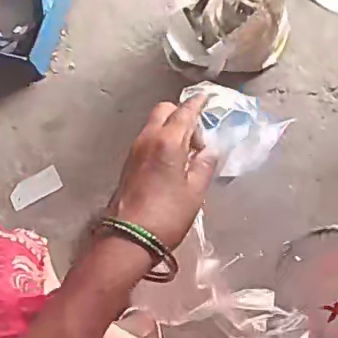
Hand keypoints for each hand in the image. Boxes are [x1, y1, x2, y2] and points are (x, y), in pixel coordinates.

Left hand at [106, 96, 218, 247]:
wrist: (129, 238)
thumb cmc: (167, 215)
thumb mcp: (195, 192)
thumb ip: (204, 165)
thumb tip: (208, 151)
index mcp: (168, 142)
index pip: (185, 112)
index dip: (198, 104)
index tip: (206, 98)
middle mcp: (148, 139)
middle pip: (164, 111)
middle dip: (181, 114)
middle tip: (198, 135)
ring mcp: (135, 151)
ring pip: (154, 125)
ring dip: (170, 128)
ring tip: (187, 151)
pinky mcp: (128, 164)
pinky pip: (148, 140)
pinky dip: (161, 140)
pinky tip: (172, 161)